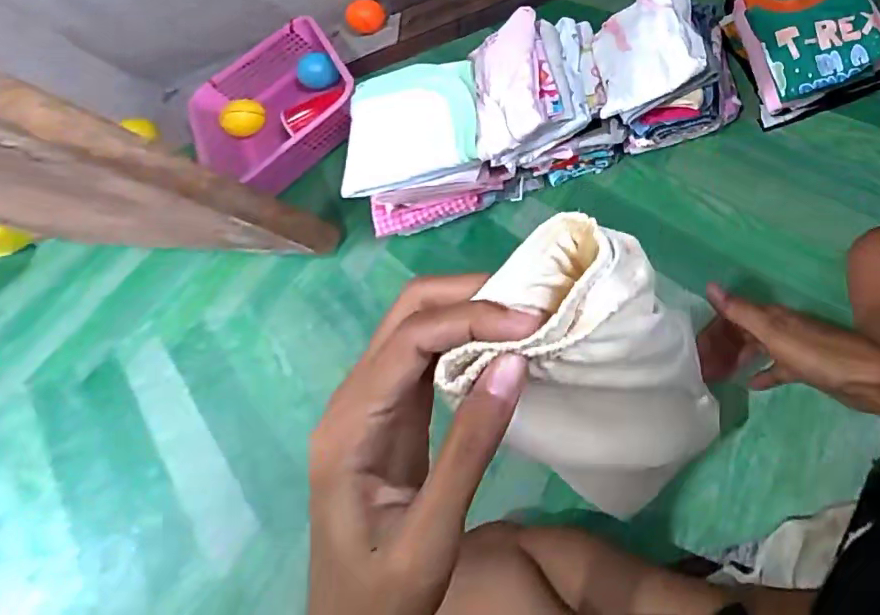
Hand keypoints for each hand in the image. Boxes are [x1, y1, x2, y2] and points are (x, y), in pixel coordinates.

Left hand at [308, 274, 539, 614]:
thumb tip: (514, 362)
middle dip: (469, 295)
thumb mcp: (431, 536)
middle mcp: (353, 396)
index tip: (529, 321)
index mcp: (350, 424)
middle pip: (408, 311)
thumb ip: (469, 448)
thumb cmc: (381, 595)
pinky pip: (428, 350)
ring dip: (469, 307)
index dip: (470, 317)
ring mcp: (372, 398)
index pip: (410, 339)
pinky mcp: (394, 407)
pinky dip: (467, 334)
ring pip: (417, 321)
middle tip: (529, 305)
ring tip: (523, 314)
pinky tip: (500, 341)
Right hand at [705, 283, 879, 413]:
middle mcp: (781, 326)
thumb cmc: (819, 354)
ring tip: (717, 371)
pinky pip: (776, 367)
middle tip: (701, 361)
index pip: (734, 313)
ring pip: (758, 347)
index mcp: (772, 315)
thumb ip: (743, 311)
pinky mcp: (806, 369)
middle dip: (723, 342)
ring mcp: (794, 347)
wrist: (870, 380)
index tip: (693, 342)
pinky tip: (751, 384)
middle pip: (744, 330)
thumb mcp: (775, 332)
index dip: (714, 326)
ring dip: (739, 356)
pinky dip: (763, 372)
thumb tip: (710, 285)